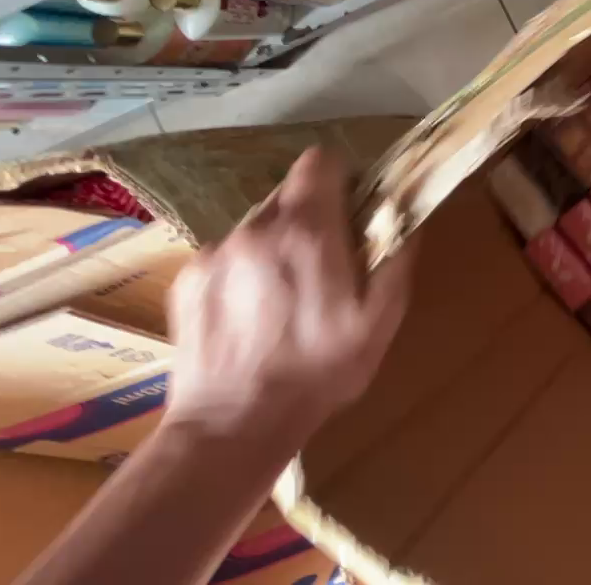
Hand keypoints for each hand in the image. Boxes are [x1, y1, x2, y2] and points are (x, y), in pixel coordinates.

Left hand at [162, 146, 414, 454]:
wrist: (231, 428)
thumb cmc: (320, 369)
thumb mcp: (383, 314)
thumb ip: (397, 253)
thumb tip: (405, 214)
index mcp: (306, 229)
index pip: (321, 161)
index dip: (345, 178)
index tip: (357, 209)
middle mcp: (253, 229)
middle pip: (291, 193)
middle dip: (315, 214)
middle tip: (331, 259)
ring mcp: (212, 255)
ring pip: (258, 225)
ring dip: (280, 243)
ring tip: (290, 293)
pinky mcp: (185, 282)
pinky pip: (228, 255)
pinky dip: (247, 269)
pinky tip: (255, 313)